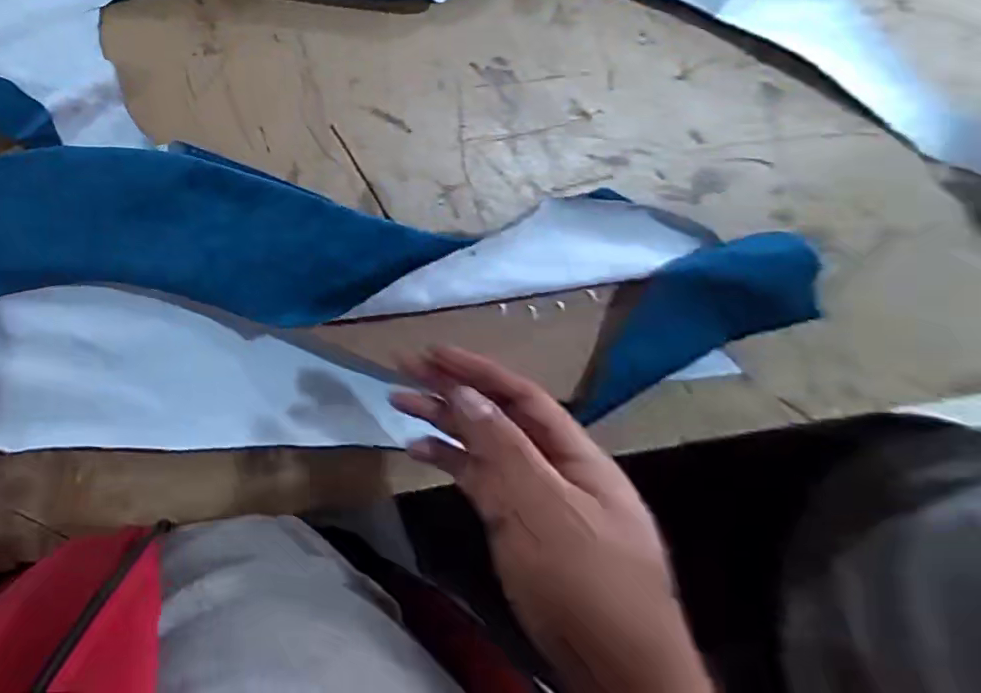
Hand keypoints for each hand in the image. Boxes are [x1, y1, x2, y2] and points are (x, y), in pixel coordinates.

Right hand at [389, 347, 712, 692]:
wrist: (614, 670)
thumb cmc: (585, 581)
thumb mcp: (542, 507)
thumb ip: (501, 446)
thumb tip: (463, 391)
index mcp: (579, 460)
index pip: (523, 398)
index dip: (478, 370)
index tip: (431, 352)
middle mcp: (557, 470)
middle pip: (498, 416)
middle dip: (452, 389)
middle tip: (403, 368)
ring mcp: (536, 498)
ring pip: (482, 445)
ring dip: (442, 421)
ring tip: (398, 401)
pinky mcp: (517, 524)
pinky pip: (477, 478)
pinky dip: (447, 459)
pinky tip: (417, 450)